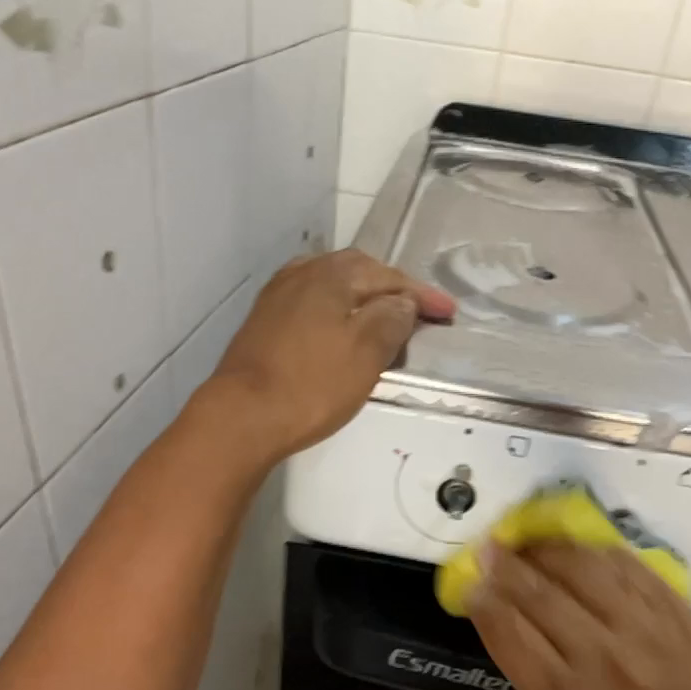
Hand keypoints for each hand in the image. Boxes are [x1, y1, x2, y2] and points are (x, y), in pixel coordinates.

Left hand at [204, 250, 454, 461]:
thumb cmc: (311, 386)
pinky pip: (311, 305)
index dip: (422, 296)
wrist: (242, 416)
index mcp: (332, 275)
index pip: (389, 277)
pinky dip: (335, 313)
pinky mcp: (263, 323)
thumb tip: (402, 303)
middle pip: (358, 273)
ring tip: (382, 320)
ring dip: (361, 300)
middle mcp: (302, 274)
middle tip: (417, 313)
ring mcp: (277, 297)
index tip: (449, 314)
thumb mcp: (366, 353)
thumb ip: (391, 320)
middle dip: (390, 291)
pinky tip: (339, 331)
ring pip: (331, 287)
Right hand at [467, 543, 690, 689]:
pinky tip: (577, 549)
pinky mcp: (673, 610)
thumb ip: (535, 673)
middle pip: (539, 593)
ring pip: (582, 566)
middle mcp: (602, 655)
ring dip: (546, 548)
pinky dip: (593, 551)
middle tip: (487, 548)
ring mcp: (642, 628)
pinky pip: (626, 565)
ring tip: (527, 541)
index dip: (482, 600)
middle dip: (504, 565)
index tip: (468, 583)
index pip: (508, 631)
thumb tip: (505, 617)